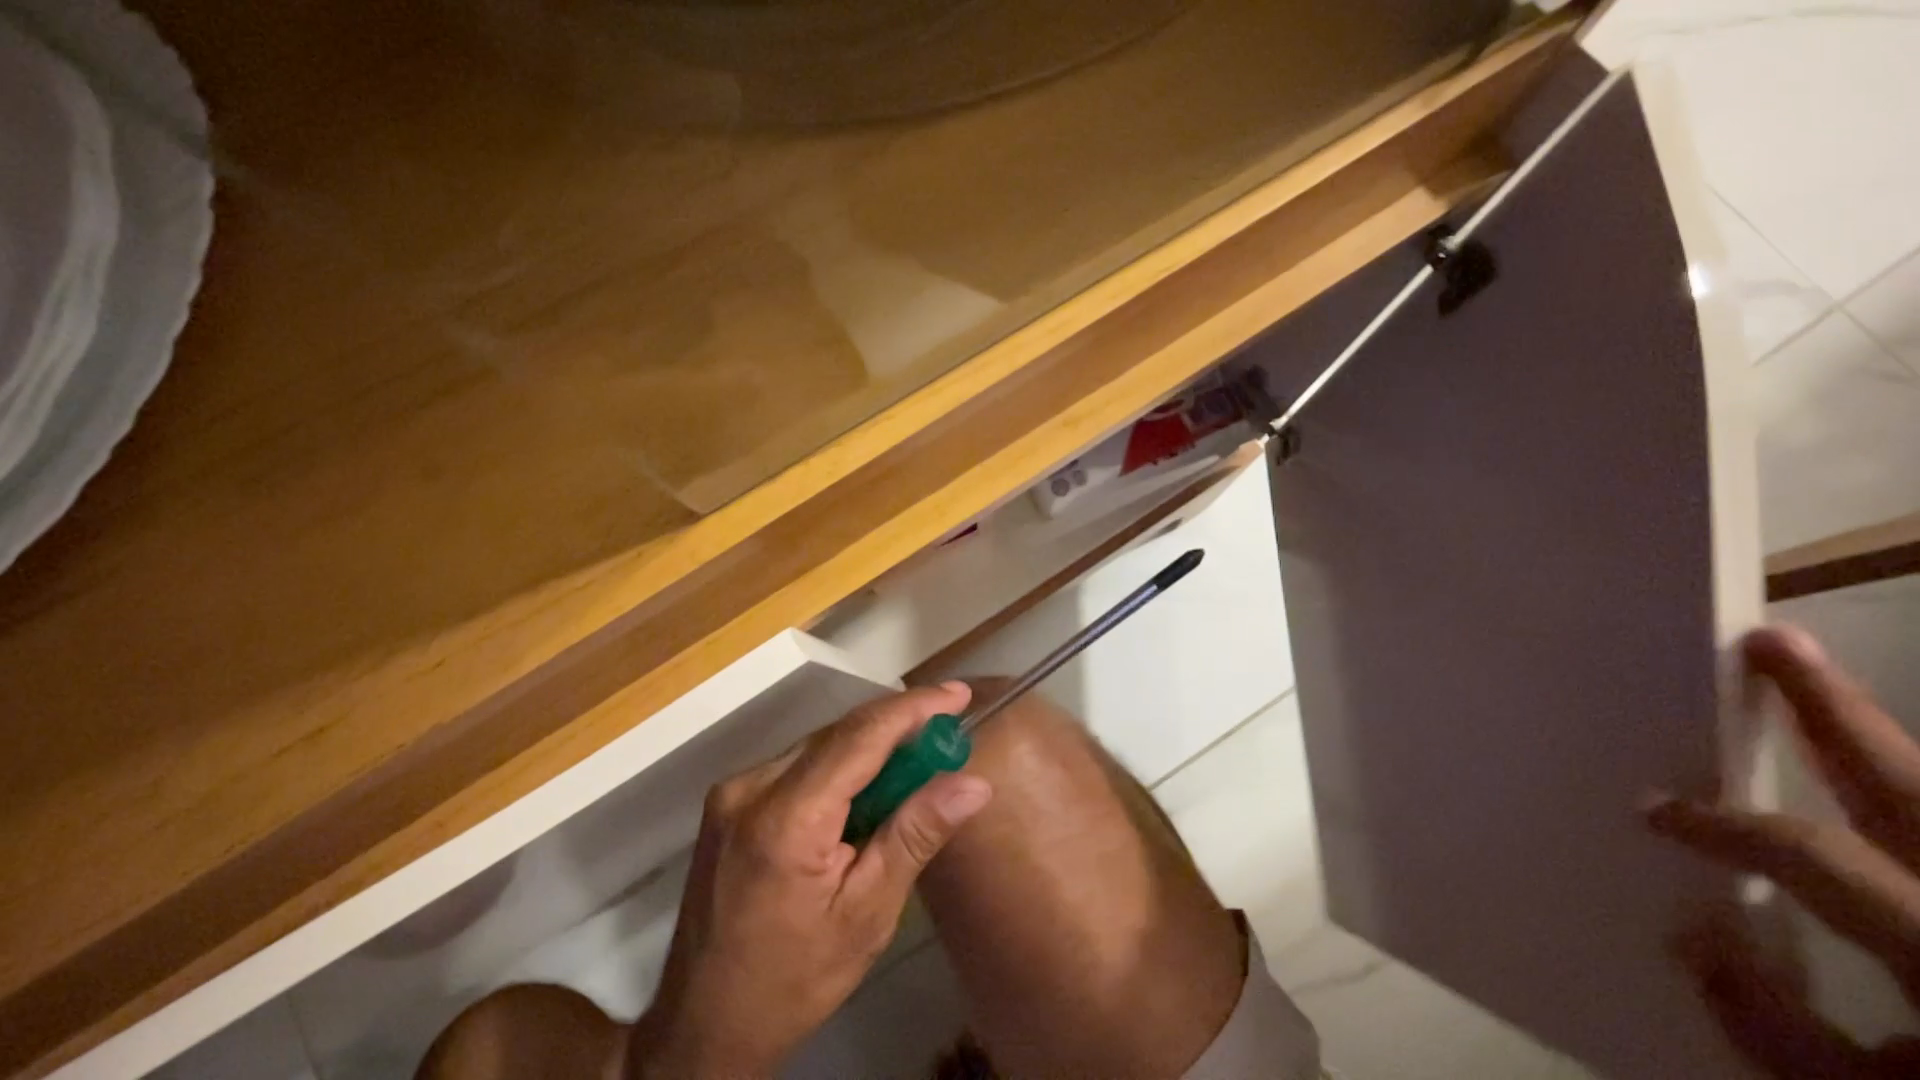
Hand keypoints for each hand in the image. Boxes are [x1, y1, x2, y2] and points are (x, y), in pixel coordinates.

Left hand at [627, 683, 993, 1077]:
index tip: (959, 694)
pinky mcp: (727, 806)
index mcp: (786, 817)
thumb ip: (915, 835)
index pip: (861, 736)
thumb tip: (972, 782)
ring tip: (918, 767)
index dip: (914, 708)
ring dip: (869, 750)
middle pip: (838, 735)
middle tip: (949, 734)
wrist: (705, 1024)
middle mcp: (751, 787)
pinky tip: (866, 796)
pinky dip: (838, 770)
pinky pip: (795, 768)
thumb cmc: (794, 980)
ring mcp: (732, 794)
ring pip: (817, 747)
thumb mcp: (867, 914)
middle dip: (897, 729)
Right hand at [1646, 625, 1919, 1076]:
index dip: (1722, 827)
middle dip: (1832, 708)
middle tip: (1769, 642)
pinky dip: (1888, 782)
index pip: (1811, 855)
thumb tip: (1689, 937)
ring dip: (1864, 732)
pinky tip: (1848, 760)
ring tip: (1801, 676)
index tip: (1653, 811)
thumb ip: (1775, 1028)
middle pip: (1905, 784)